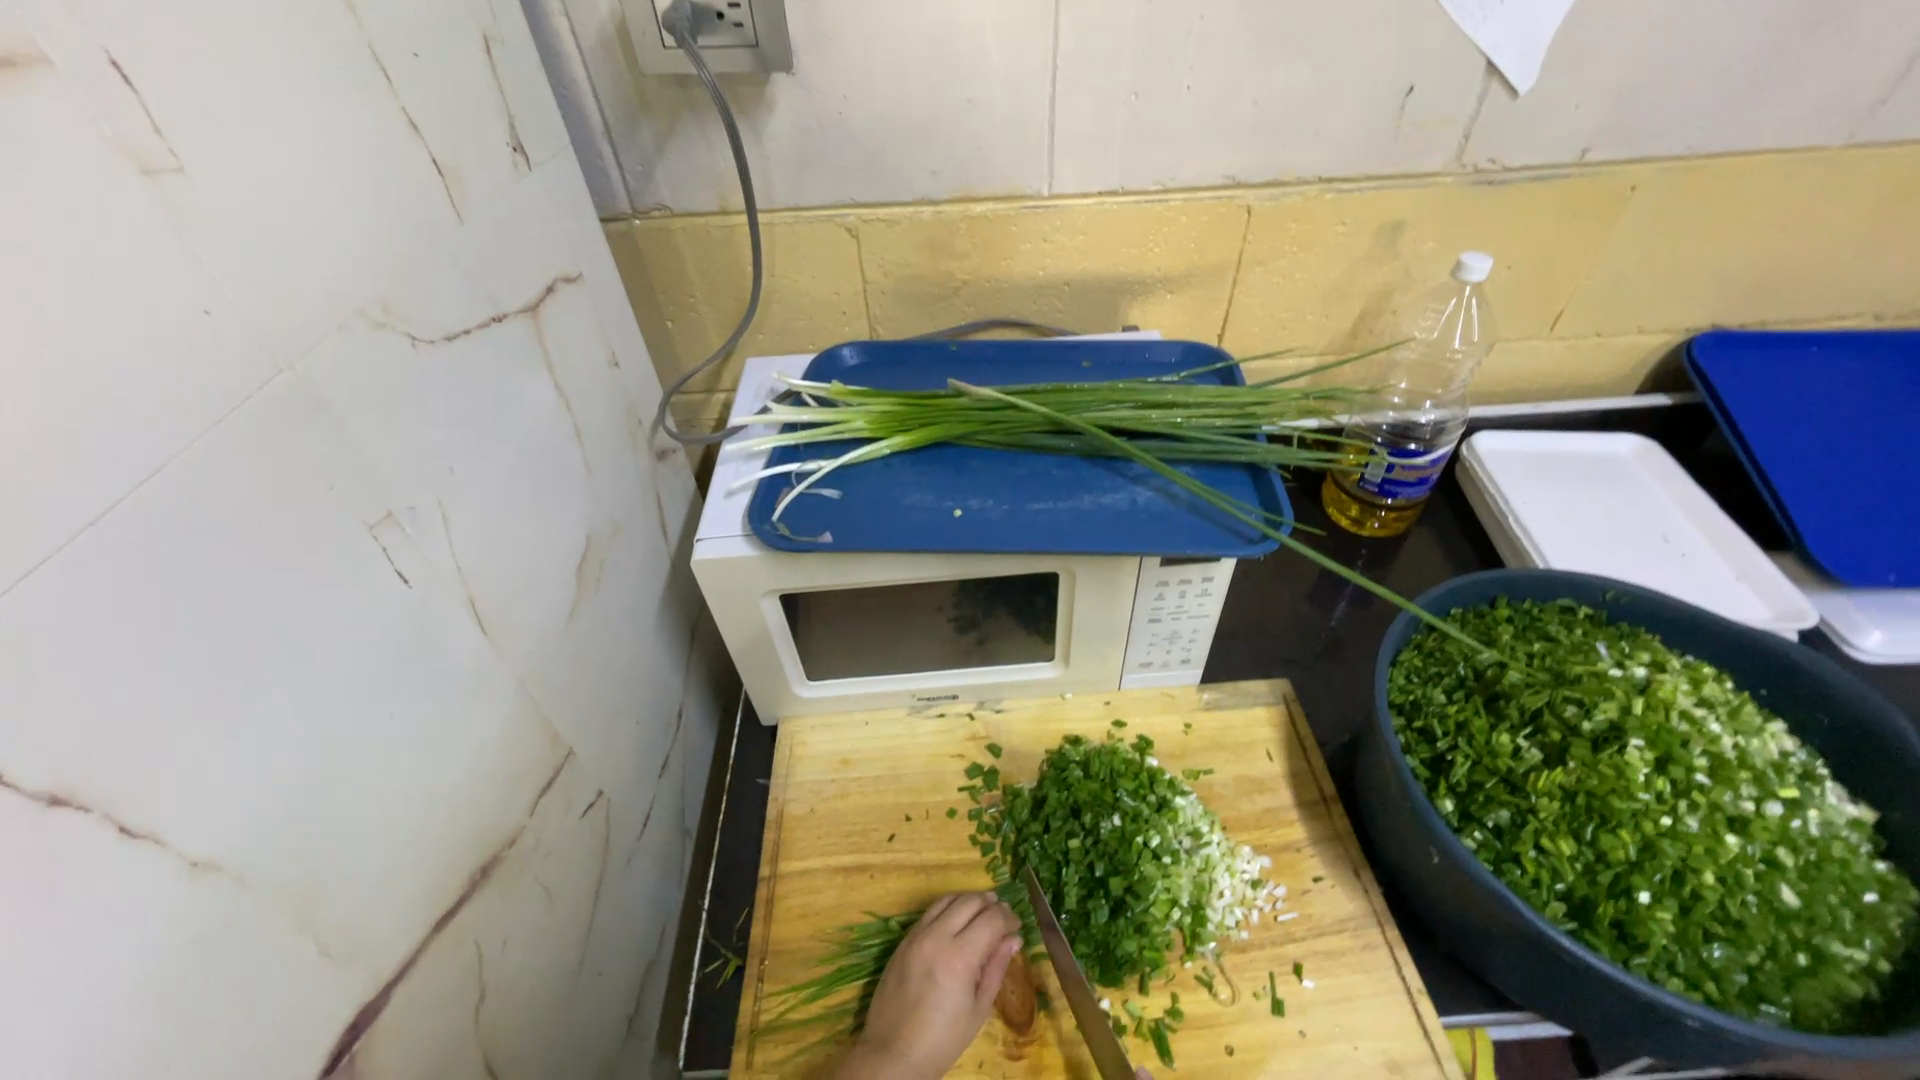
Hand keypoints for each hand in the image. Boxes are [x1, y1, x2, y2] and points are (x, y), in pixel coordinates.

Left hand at [836, 892, 1020, 1079]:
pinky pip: (929, 912)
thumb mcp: (978, 1010)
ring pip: (947, 899)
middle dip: (991, 904)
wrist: (893, 1054)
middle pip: (970, 901)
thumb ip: (996, 968)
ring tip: (983, 910)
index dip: (1009, 918)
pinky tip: (957, 921)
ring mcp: (916, 936)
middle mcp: (936, 937)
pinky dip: (948, 908)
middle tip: (1004, 917)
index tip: (1016, 927)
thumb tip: (1013, 940)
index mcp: (959, 957)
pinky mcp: (902, 941)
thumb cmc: (942, 1040)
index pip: (992, 919)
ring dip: (969, 900)